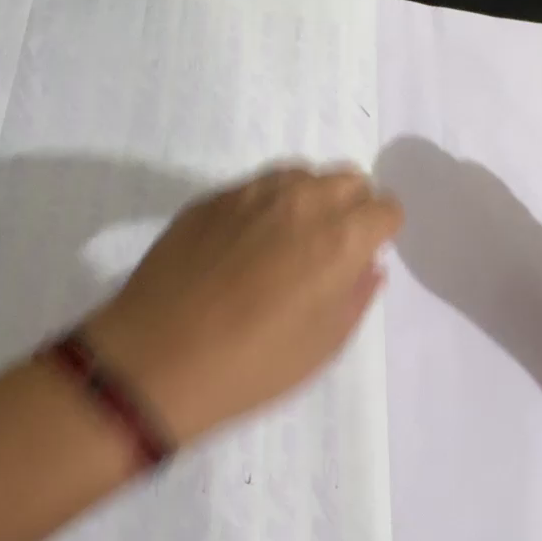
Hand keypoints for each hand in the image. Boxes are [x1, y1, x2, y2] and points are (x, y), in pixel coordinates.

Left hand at [80, 165, 402, 442]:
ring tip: (287, 245)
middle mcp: (302, 201)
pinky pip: (257, 187)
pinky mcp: (211, 198)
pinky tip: (244, 247)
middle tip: (329, 251)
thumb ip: (356, 296)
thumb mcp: (324, 345)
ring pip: (302, 175)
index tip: (363, 258)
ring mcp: (252, 194)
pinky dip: (267, 206)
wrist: (155, 360)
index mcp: (340, 237)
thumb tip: (366, 265)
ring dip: (310, 200)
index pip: (385, 208)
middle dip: (351, 208)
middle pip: (349, 180)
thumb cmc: (253, 365)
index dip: (381, 233)